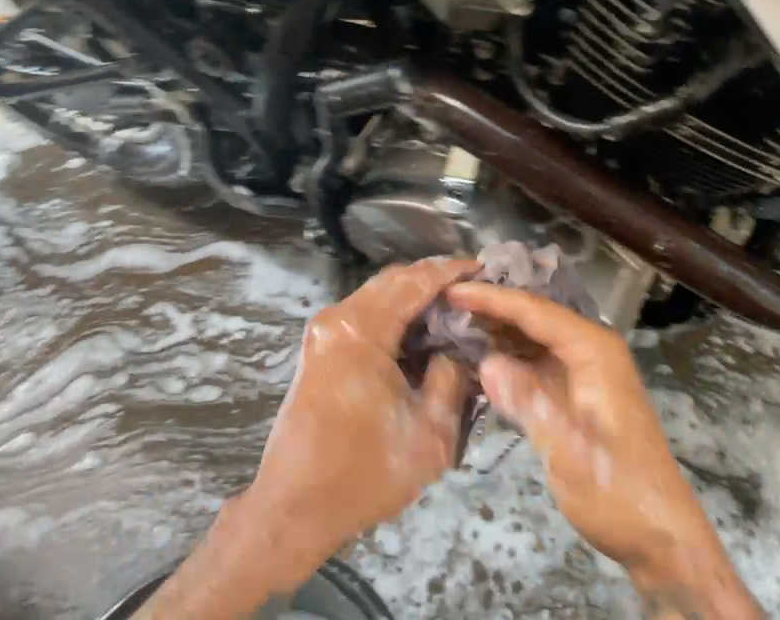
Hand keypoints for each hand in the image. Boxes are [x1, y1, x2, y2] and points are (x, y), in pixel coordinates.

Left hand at [249, 254, 478, 551]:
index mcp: (362, 330)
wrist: (292, 511)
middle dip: (436, 280)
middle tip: (476, 290)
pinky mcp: (320, 351)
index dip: (453, 271)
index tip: (487, 268)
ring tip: (456, 311)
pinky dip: (396, 315)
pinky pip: (365, 316)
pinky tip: (423, 334)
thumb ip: (452, 379)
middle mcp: (337, 320)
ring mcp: (323, 334)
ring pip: (378, 296)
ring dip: (415, 297)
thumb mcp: (430, 433)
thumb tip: (460, 351)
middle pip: (395, 280)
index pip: (416, 281)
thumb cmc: (364, 474)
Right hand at [448, 283, 762, 619]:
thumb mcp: (569, 453)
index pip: (536, 311)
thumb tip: (486, 362)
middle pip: (535, 317)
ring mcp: (586, 373)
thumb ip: (530, 403)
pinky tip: (479, 363)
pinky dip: (509, 360)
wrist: (660, 534)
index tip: (451, 290)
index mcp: (595, 352)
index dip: (492, 298)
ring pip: (535, 339)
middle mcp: (592, 352)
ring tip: (451, 325)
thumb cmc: (619, 494)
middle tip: (442, 303)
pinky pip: (538, 364)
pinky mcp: (578, 395)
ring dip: (497, 332)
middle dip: (491, 308)